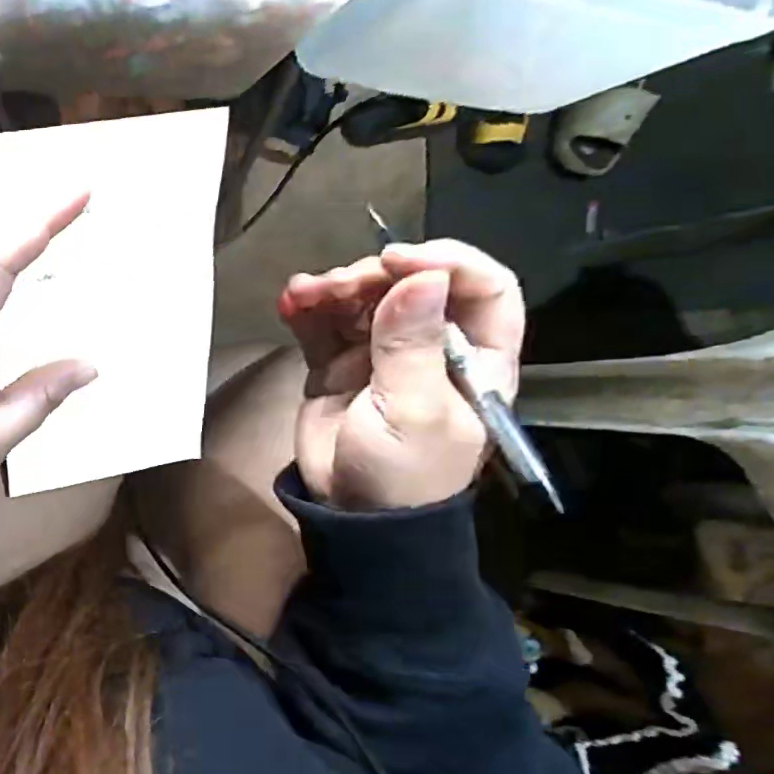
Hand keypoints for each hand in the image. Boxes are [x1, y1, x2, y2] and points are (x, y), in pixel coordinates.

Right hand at [279, 240, 524, 510]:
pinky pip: (324, 326)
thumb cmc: (402, 470)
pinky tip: (290, 301)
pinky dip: (307, 310)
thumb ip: (413, 346)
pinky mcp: (336, 366)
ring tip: (302, 293)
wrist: (351, 512)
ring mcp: (379, 354)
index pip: (482, 288)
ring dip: (332, 288)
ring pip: (362, 300)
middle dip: (372, 276)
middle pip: (411, 286)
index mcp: (474, 355)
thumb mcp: (414, 411)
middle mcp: (431, 345)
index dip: (446, 262)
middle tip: (335, 285)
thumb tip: (419, 279)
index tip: (397, 260)